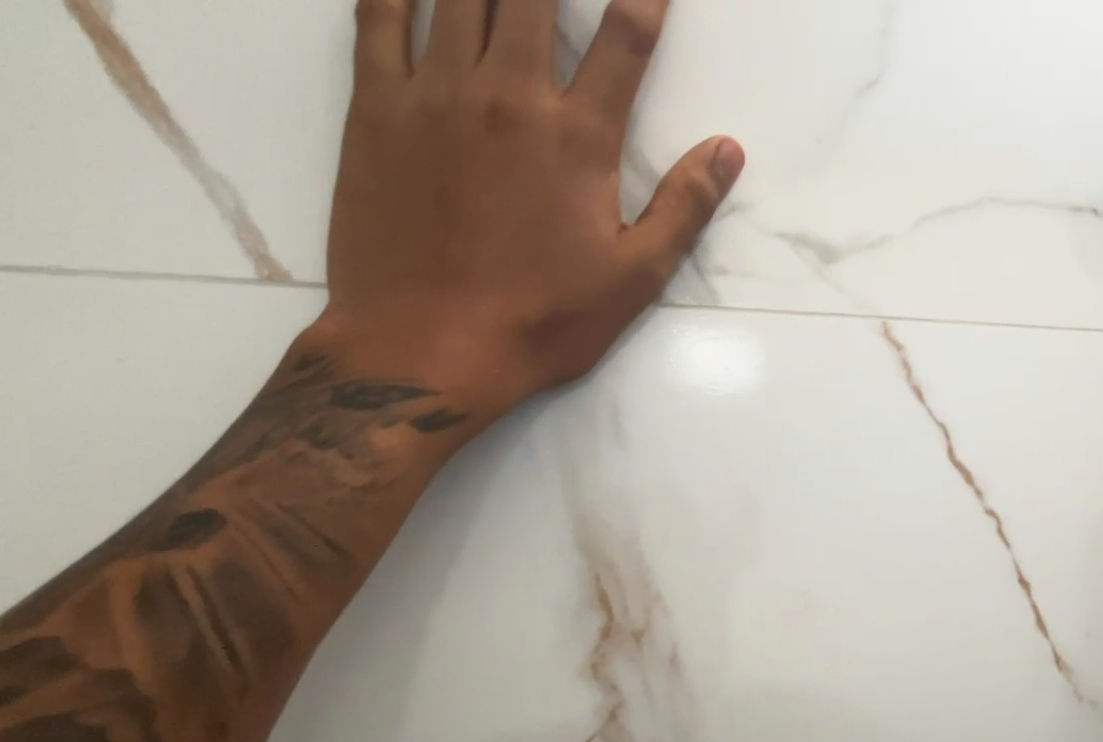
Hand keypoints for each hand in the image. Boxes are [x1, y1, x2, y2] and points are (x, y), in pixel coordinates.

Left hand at [320, 0, 743, 410]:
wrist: (429, 348)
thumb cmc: (543, 320)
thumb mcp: (635, 278)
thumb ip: (685, 207)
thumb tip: (728, 149)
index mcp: (577, 137)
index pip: (624, 39)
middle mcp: (507, 94)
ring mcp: (434, 93)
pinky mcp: (374, 107)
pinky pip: (377, 14)